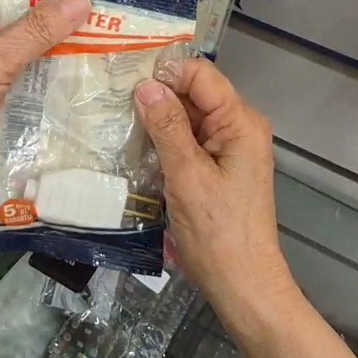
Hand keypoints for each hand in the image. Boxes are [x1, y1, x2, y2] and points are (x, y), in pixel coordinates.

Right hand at [134, 61, 291, 318]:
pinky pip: (189, 142)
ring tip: (117, 120)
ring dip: (158, 120)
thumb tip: (145, 86)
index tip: (127, 79)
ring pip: (189, 118)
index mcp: (241, 123)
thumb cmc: (218, 232)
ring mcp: (229, 150)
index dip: (167, 72)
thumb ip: (167, 128)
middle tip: (114, 98)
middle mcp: (239, 128)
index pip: (202, 75)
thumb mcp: (187, 176)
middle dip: (158, 94)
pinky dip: (165, 142)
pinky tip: (136, 147)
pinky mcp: (217, 169)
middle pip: (195, 94)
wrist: (243, 285)